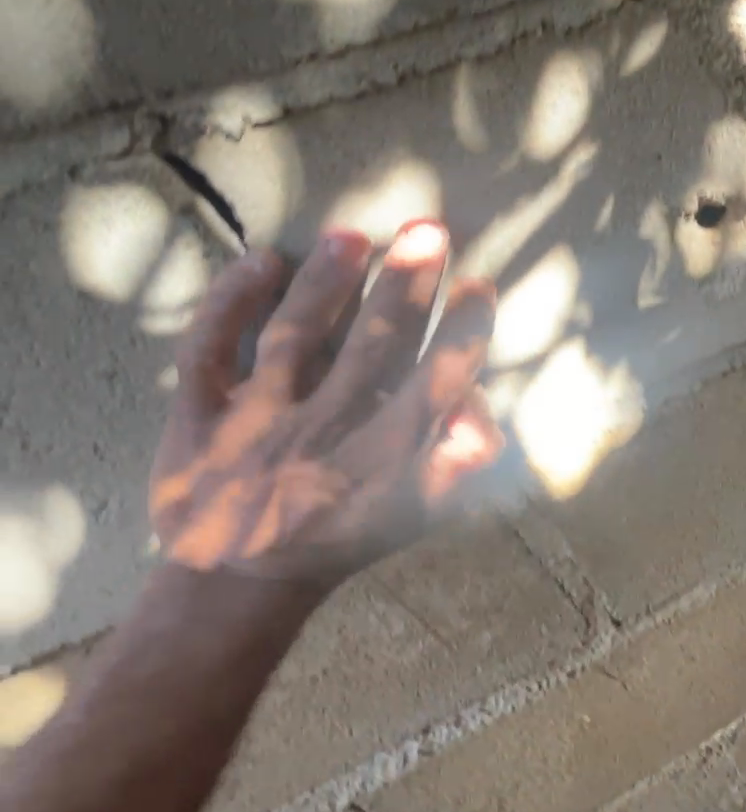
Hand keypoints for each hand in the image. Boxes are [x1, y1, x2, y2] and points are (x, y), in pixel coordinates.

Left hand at [149, 221, 502, 586]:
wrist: (236, 580)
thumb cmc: (348, 534)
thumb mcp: (415, 514)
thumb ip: (454, 469)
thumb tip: (485, 429)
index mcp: (381, 460)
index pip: (435, 384)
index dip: (461, 333)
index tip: (480, 286)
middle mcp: (321, 434)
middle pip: (372, 349)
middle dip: (404, 287)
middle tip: (427, 231)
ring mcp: (252, 422)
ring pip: (296, 339)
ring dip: (328, 284)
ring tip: (355, 236)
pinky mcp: (194, 416)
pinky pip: (208, 350)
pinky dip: (229, 303)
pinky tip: (260, 260)